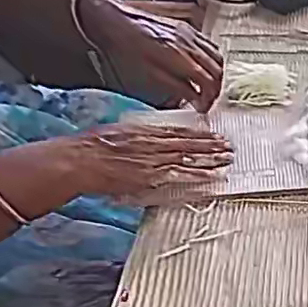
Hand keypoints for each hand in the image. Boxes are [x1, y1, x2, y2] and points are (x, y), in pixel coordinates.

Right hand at [51, 119, 231, 199]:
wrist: (78, 160)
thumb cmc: (90, 148)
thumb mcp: (115, 132)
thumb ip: (136, 135)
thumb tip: (148, 137)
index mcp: (143, 130)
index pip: (176, 131)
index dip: (197, 133)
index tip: (212, 133)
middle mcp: (152, 142)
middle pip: (187, 142)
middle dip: (210, 144)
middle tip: (229, 144)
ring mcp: (153, 159)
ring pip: (189, 157)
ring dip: (210, 158)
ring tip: (227, 158)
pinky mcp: (152, 175)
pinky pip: (181, 175)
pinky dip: (198, 175)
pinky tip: (213, 176)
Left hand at [77, 0, 225, 109]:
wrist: (113, 19)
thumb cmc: (126, 47)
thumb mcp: (149, 74)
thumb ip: (177, 87)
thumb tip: (195, 99)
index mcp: (179, 56)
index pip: (208, 82)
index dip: (209, 98)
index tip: (202, 108)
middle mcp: (188, 43)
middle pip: (217, 72)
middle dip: (215, 90)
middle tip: (205, 100)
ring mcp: (189, 34)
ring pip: (217, 59)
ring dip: (216, 76)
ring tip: (206, 86)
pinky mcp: (187, 28)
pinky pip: (210, 46)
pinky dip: (212, 61)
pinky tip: (203, 68)